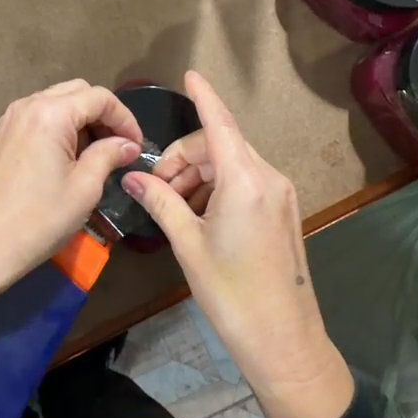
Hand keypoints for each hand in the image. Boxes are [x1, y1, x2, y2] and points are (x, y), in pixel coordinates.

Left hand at [0, 80, 143, 300]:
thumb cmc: (40, 219)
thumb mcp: (85, 188)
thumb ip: (108, 156)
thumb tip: (128, 145)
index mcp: (50, 114)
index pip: (99, 97)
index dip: (124, 118)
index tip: (137, 145)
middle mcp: (28, 105)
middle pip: (77, 91)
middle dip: (103, 114)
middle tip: (120, 146)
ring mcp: (12, 117)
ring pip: (58, 101)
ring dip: (82, 119)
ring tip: (99, 152)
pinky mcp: (4, 133)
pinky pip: (40, 115)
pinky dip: (61, 125)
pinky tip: (71, 154)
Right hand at [122, 71, 355, 417]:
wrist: (285, 343)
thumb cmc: (232, 293)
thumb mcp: (188, 245)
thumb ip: (161, 202)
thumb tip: (132, 177)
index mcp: (245, 181)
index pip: (220, 124)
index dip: (204, 97)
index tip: (190, 74)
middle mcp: (268, 178)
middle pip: (218, 145)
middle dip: (183, 157)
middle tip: (155, 189)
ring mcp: (279, 196)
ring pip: (229, 164)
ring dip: (197, 175)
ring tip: (173, 208)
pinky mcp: (281, 213)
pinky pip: (243, 183)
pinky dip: (215, 188)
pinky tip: (196, 216)